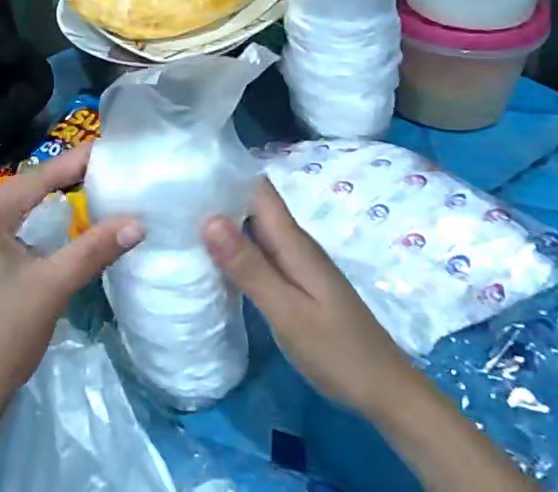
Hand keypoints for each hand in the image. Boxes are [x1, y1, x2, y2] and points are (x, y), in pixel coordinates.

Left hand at [0, 145, 144, 413]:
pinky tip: (79, 225)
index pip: (41, 176)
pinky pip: (27, 229)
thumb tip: (139, 222)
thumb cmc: (4, 331)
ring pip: (31, 209)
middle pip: (35, 188)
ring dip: (65, 200)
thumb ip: (94, 249)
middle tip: (116, 166)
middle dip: (74, 177)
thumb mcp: (53, 285)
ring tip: (105, 187)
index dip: (79, 161)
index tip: (115, 147)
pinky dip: (54, 225)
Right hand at [204, 177, 416, 415]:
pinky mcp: (297, 283)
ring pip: (256, 229)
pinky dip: (237, 249)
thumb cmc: (337, 351)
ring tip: (181, 221)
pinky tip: (214, 260)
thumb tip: (209, 218)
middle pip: (254, 205)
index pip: (258, 188)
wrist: (386, 391)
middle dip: (218, 196)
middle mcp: (295, 244)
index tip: (189, 167)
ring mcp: (297, 264)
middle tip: (172, 195)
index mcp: (293, 242)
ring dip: (224, 223)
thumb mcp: (287, 312)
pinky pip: (261, 252)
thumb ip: (249, 267)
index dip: (227, 172)